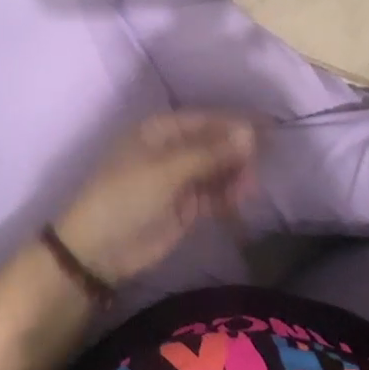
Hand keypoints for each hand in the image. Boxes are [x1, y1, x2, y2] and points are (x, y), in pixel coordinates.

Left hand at [53, 112, 257, 284]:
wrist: (98, 250)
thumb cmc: (126, 197)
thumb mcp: (167, 171)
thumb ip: (210, 153)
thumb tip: (250, 132)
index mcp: (160, 130)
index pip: (206, 119)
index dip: (235, 123)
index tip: (270, 128)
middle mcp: (172, 150)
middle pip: (215, 143)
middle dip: (238, 152)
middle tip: (258, 166)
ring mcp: (180, 179)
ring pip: (218, 169)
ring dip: (236, 175)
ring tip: (249, 189)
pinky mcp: (186, 207)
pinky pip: (215, 194)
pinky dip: (229, 196)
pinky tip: (241, 200)